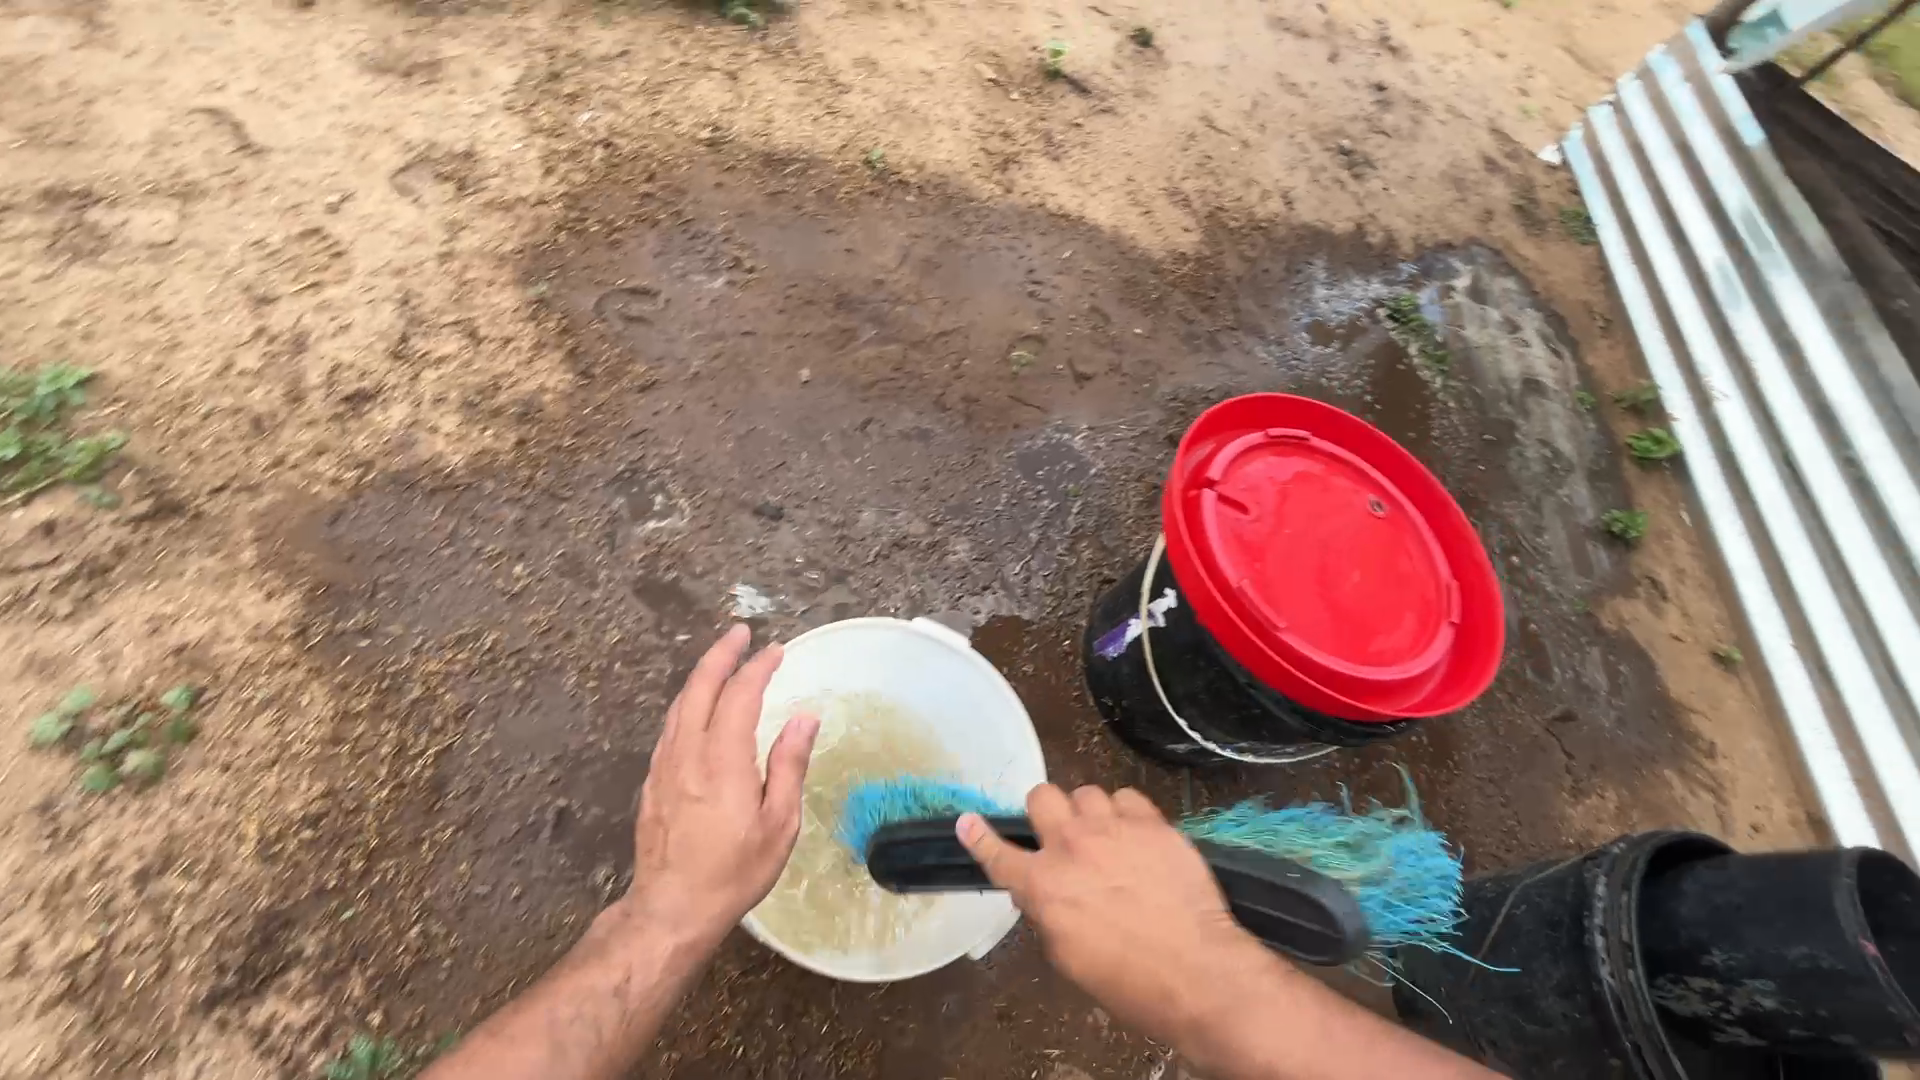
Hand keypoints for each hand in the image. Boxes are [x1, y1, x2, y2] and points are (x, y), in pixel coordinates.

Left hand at [626, 624, 818, 948]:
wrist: (670, 911)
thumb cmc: (734, 871)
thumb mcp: (779, 824)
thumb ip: (790, 765)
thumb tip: (805, 716)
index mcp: (723, 760)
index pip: (740, 696)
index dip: (758, 668)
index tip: (777, 651)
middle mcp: (688, 753)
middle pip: (700, 687)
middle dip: (721, 654)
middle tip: (741, 633)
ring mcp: (664, 766)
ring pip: (680, 704)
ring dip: (702, 675)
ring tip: (722, 660)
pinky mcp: (652, 781)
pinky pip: (670, 726)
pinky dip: (688, 702)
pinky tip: (697, 706)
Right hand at [957, 785, 1276, 1046]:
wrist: (1197, 973)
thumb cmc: (1129, 981)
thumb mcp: (1068, 957)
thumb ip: (1047, 912)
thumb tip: (1045, 890)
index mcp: (1043, 886)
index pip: (997, 853)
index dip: (979, 836)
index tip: (968, 821)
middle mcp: (1071, 847)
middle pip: (1041, 796)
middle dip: (1046, 812)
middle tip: (1061, 833)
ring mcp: (1112, 828)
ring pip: (1085, 792)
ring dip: (1090, 813)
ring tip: (1107, 837)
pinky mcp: (1151, 822)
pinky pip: (1126, 797)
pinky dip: (1126, 813)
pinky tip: (1137, 835)